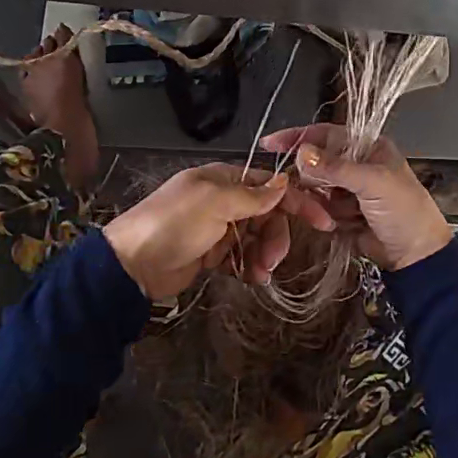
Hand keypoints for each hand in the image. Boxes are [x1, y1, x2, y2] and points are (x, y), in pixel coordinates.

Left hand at [103, 165, 333, 299]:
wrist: (134, 262)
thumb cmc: (174, 224)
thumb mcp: (215, 203)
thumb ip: (252, 194)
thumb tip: (285, 180)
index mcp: (222, 179)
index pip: (269, 184)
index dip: (297, 201)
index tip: (323, 222)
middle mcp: (221, 199)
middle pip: (266, 214)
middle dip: (276, 236)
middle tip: (273, 260)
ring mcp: (215, 227)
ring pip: (256, 237)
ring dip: (264, 255)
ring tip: (259, 274)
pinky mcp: (210, 252)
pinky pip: (241, 256)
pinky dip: (248, 266)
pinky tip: (249, 278)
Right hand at [261, 124, 451, 270]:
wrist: (417, 256)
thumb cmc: (405, 212)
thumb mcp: (374, 184)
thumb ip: (336, 168)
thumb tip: (302, 153)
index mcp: (367, 147)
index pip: (325, 134)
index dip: (298, 137)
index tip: (270, 143)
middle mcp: (354, 163)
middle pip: (314, 162)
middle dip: (310, 178)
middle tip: (315, 192)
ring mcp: (346, 188)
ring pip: (312, 186)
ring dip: (317, 200)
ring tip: (336, 213)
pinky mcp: (339, 210)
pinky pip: (316, 206)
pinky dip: (321, 214)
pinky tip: (334, 222)